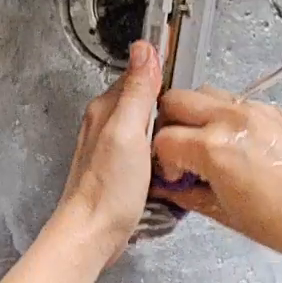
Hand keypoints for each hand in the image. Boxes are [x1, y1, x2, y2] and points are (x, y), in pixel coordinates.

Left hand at [49, 40, 163, 265]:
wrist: (92, 234)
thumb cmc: (108, 190)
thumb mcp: (128, 132)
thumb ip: (137, 91)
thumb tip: (144, 48)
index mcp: (106, 108)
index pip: (139, 73)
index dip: (163, 70)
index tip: (185, 66)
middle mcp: (105, 123)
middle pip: (144, 100)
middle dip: (167, 102)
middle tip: (190, 111)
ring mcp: (111, 147)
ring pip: (146, 125)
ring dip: (165, 128)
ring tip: (183, 136)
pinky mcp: (118, 168)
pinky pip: (145, 149)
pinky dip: (160, 150)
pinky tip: (169, 161)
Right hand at [151, 88, 281, 271]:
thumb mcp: (224, 214)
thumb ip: (188, 195)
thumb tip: (170, 189)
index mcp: (214, 148)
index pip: (162, 139)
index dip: (161, 160)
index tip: (172, 175)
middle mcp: (232, 120)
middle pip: (175, 100)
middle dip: (168, 125)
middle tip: (176, 151)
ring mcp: (255, 110)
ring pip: (204, 94)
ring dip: (194, 115)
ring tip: (203, 146)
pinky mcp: (274, 111)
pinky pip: (234, 102)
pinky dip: (223, 117)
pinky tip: (233, 145)